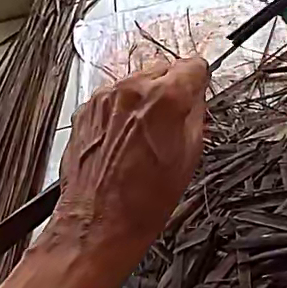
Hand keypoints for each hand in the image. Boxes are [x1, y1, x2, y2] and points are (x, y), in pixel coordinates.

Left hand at [49, 56, 207, 281]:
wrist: (99, 222)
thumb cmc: (143, 201)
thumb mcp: (190, 156)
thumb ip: (196, 115)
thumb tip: (196, 97)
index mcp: (166, 98)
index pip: (193, 65)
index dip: (199, 79)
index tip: (198, 88)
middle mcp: (133, 90)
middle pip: (163, 69)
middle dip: (171, 89)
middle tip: (173, 119)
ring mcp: (105, 98)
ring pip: (136, 82)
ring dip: (145, 99)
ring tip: (146, 135)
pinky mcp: (87, 110)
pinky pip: (113, 98)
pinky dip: (122, 111)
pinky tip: (125, 140)